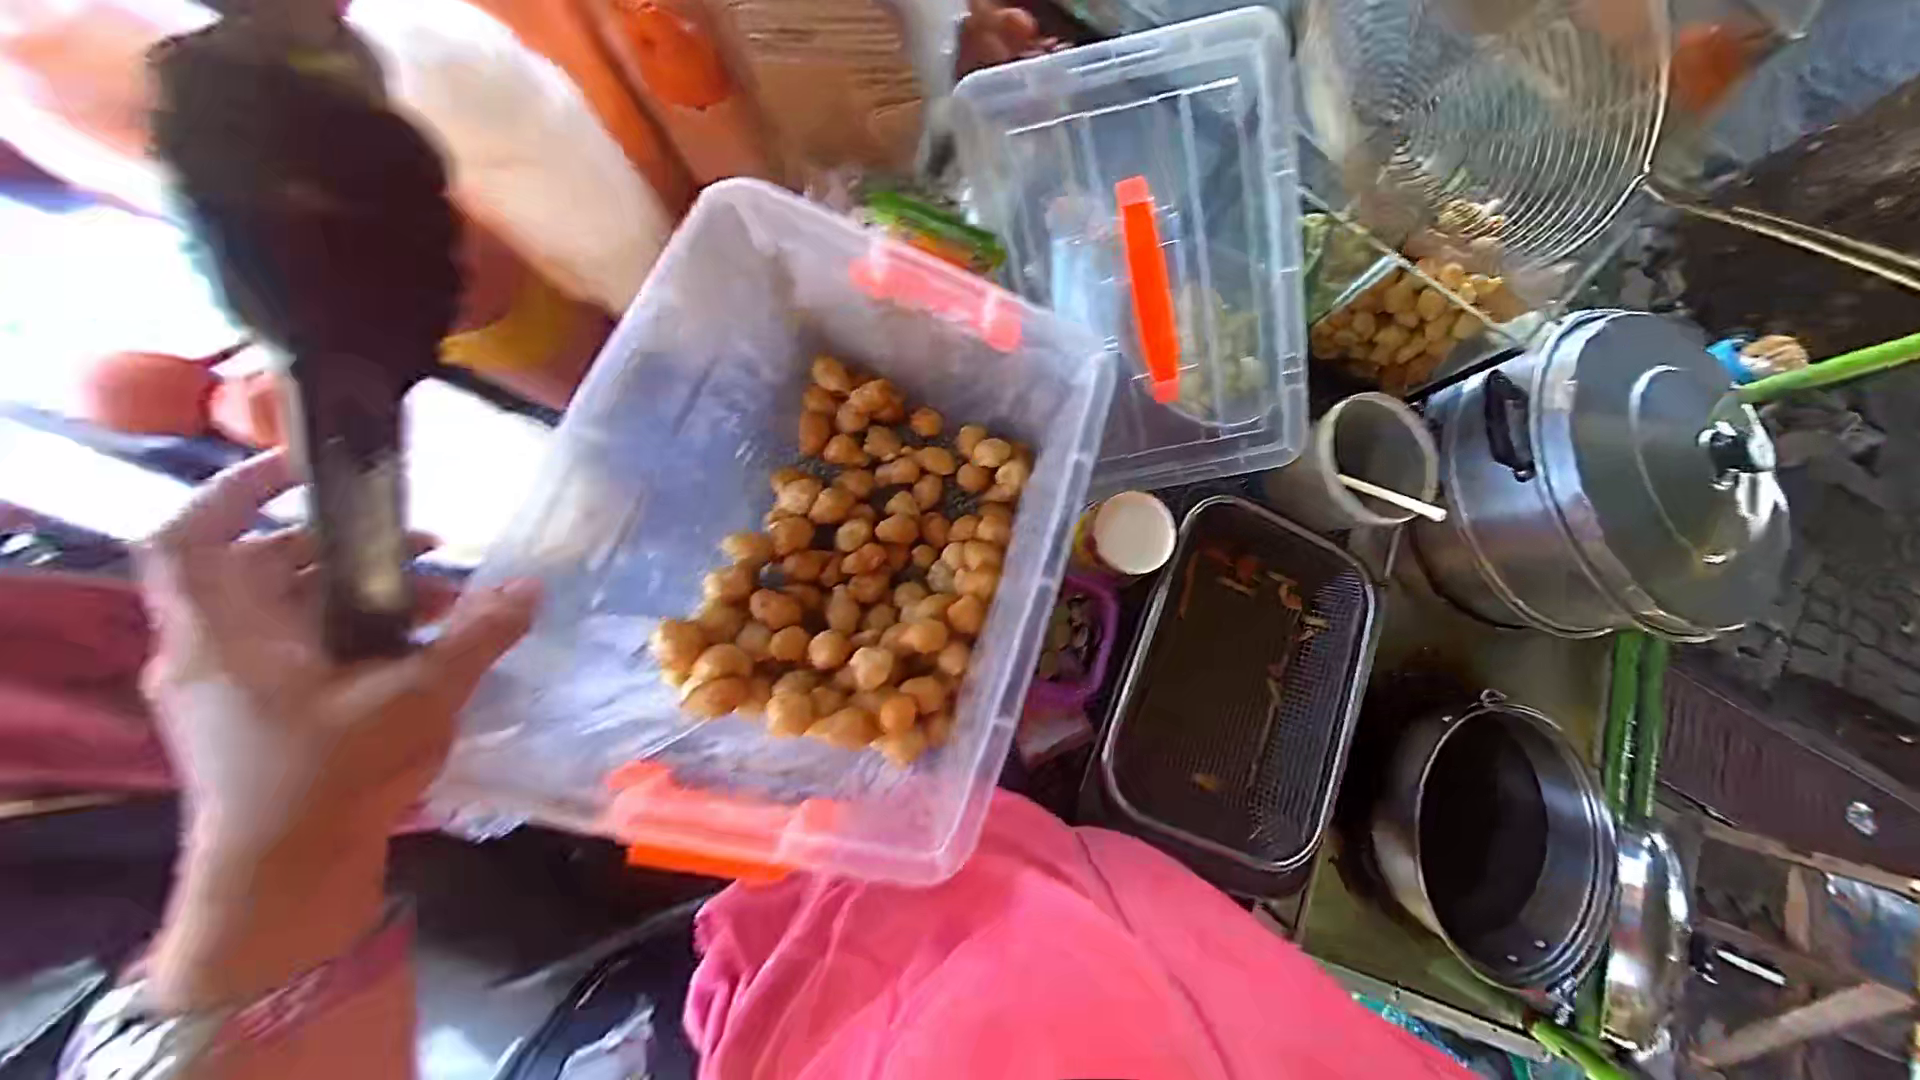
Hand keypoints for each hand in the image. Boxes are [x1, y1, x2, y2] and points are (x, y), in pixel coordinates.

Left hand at [137, 450, 536, 1006]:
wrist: (286, 879)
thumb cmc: (335, 777)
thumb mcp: (423, 696)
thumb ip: (479, 636)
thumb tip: (530, 588)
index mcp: (226, 638)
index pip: (192, 539)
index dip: (236, 489)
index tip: (305, 468)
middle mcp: (210, 653)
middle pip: (257, 569)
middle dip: (342, 550)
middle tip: (419, 550)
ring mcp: (227, 687)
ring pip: (285, 611)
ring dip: (358, 595)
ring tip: (437, 606)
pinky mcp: (253, 715)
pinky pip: (297, 648)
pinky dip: (351, 632)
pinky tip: (413, 650)